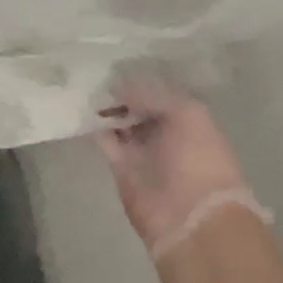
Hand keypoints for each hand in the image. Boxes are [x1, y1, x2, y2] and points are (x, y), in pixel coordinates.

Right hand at [96, 87, 250, 248]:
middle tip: (98, 75)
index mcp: (191, 119)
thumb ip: (152, 96)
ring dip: (108, 110)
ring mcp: (144, 153)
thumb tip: (119, 86)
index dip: (143, 82)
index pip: (162, 94)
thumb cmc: (199, 159)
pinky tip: (83, 112)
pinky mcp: (122, 170)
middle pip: (140, 109)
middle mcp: (167, 134)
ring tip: (87, 89)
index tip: (120, 66)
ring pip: (122, 125)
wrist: (190, 216)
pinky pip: (108, 143)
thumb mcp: (186, 114)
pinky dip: (96, 129)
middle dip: (123, 95)